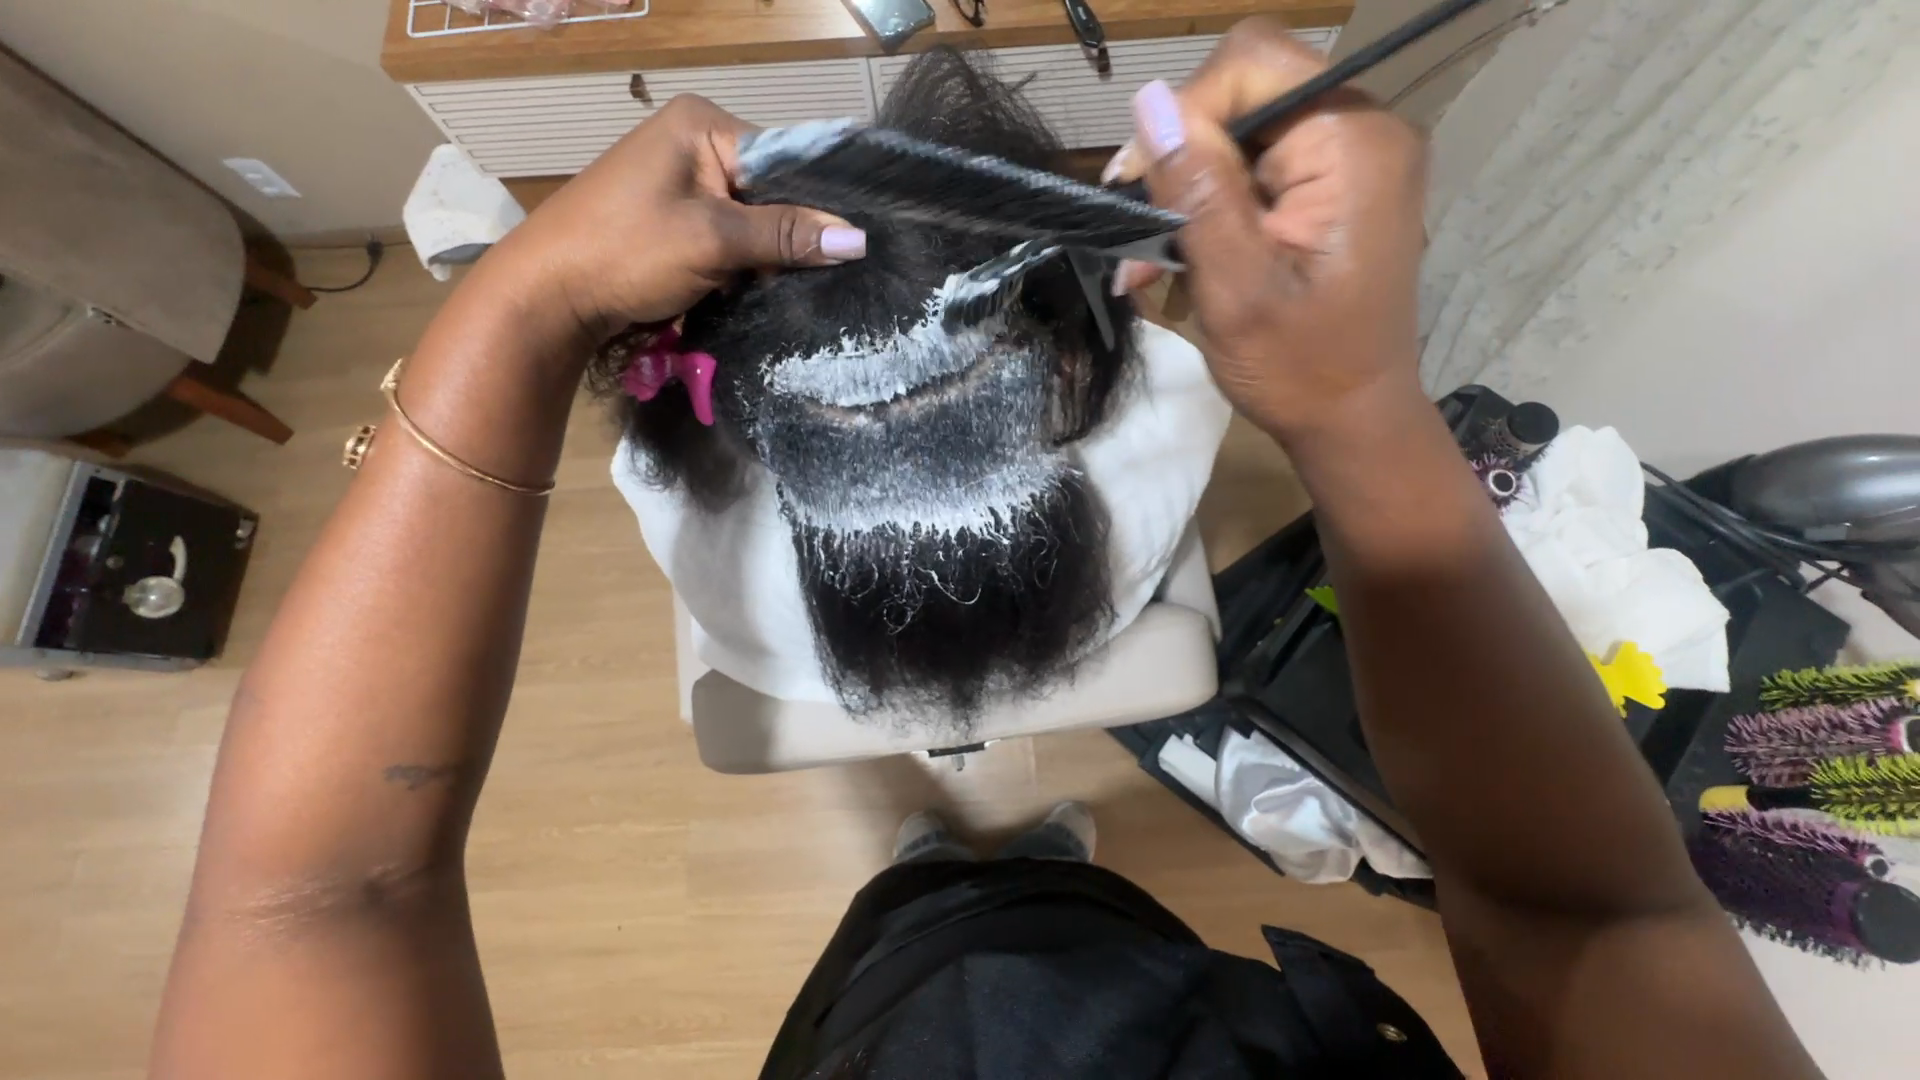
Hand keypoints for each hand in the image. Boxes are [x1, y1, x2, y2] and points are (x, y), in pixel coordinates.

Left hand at [472, 94, 866, 344]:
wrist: (552, 295)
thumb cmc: (626, 251)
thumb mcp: (713, 240)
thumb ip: (786, 235)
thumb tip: (858, 239)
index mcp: (703, 126)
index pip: (787, 158)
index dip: (820, 203)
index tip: (854, 247)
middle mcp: (698, 145)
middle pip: (774, 191)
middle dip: (796, 235)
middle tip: (829, 275)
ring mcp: (687, 186)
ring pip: (758, 221)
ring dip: (774, 257)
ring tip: (802, 287)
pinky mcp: (682, 223)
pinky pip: (735, 240)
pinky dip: (751, 266)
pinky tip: (766, 288)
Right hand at [1105, 18, 1428, 443]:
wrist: (1351, 420)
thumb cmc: (1298, 369)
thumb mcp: (1235, 287)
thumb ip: (1197, 190)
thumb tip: (1149, 101)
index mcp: (1352, 143)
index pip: (1252, 65)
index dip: (1183, 112)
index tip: (1138, 184)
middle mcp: (1363, 131)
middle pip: (1245, 95)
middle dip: (1179, 160)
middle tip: (1136, 232)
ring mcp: (1351, 160)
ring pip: (1241, 136)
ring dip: (1185, 194)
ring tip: (1146, 263)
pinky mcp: (1334, 189)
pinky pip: (1257, 171)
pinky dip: (1211, 210)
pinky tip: (1177, 258)